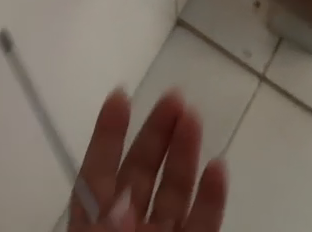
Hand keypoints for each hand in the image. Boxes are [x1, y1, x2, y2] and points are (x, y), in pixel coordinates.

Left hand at [70, 90, 225, 231]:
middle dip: (156, 132)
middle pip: (141, 172)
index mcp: (94, 225)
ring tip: (194, 115)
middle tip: (174, 95)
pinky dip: (212, 199)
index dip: (107, 133)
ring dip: (185, 153)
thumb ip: (109, 231)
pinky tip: (218, 167)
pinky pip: (203, 226)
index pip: (98, 172)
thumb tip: (122, 202)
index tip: (120, 93)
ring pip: (174, 192)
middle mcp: (128, 227)